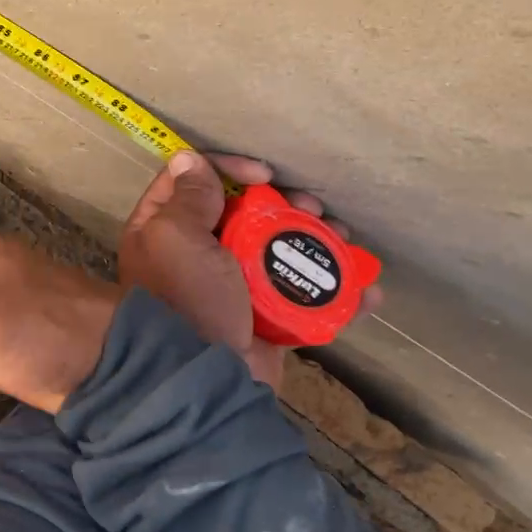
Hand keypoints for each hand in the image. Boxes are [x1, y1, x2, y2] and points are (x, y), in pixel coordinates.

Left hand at [119, 150, 378, 389]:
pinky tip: (368, 287)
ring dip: (318, 240)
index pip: (192, 180)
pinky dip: (340, 291)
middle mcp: (195, 252)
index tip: (263, 173)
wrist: (198, 371)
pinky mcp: (267, 318)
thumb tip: (189, 160)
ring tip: (342, 238)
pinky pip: (308, 298)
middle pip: (246, 213)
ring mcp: (234, 285)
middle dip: (286, 204)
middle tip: (313, 206)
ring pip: (281, 251)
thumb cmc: (183, 294)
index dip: (227, 168)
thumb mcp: (176, 236)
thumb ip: (188, 199)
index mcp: (163, 228)